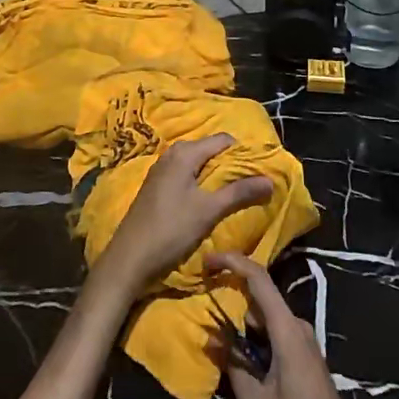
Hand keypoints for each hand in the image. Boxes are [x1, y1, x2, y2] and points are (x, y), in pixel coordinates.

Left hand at [95, 134, 272, 293]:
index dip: (243, 153)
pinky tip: (207, 199)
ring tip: (232, 192)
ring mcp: (161, 170)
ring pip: (197, 163)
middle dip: (230, 163)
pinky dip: (200, 182)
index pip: (223, 140)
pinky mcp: (156, 186)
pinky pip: (185, 174)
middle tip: (248, 182)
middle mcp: (171, 154)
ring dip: (215, 175)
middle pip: (210, 149)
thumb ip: (240, 192)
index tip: (258, 170)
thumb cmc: (171, 229)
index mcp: (185, 153)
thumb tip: (270, 180)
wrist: (129, 259)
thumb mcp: (209, 210)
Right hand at [207, 253, 398, 398]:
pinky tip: (233, 355)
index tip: (207, 258)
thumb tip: (213, 336)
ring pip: (265, 320)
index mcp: (288, 331)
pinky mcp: (303, 360)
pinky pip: (273, 336)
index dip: (234, 262)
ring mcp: (303, 344)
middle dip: (231, 296)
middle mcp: (298, 328)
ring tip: (210, 331)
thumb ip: (233, 367)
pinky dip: (252, 339)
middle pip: (260, 299)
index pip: (260, 280)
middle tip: (200, 302)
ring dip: (239, 323)